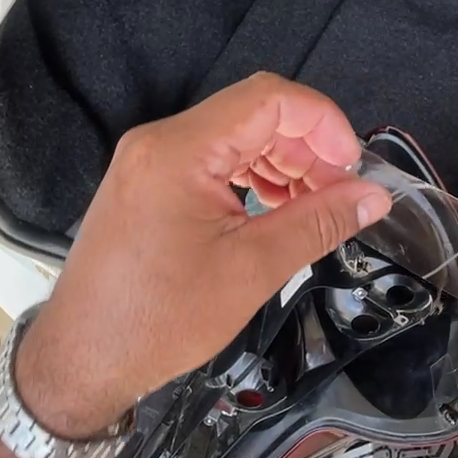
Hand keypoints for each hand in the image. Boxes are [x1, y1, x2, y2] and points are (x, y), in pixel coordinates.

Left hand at [15, 73, 392, 436]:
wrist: (82, 359)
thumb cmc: (161, 319)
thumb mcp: (252, 270)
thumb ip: (318, 222)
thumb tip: (374, 196)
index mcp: (181, 150)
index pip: (269, 99)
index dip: (323, 122)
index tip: (352, 167)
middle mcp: (161, 141)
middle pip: (254, 113)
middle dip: (307, 146)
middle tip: (339, 193)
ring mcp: (151, 159)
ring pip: (236, 134)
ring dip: (283, 161)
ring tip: (312, 205)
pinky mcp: (149, 181)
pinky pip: (213, 158)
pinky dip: (252, 175)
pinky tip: (274, 207)